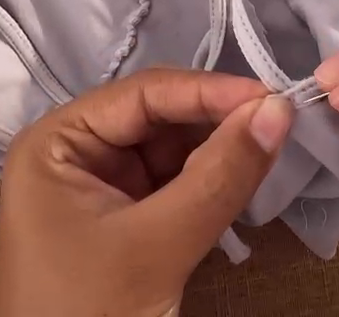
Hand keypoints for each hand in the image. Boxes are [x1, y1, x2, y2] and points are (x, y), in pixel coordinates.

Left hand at [0, 68, 296, 316]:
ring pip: (173, 148)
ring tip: (272, 141)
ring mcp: (102, 186)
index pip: (142, 94)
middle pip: (159, 116)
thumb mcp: (154, 248)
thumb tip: (279, 109)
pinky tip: (246, 173)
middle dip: (217, 119)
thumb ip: (218, 176)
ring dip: (220, 148)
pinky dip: (212, 180)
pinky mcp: (126, 220)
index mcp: (57, 142)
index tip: (270, 94)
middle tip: (280, 118)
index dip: (208, 90)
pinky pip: (176, 183)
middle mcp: (77, 151)